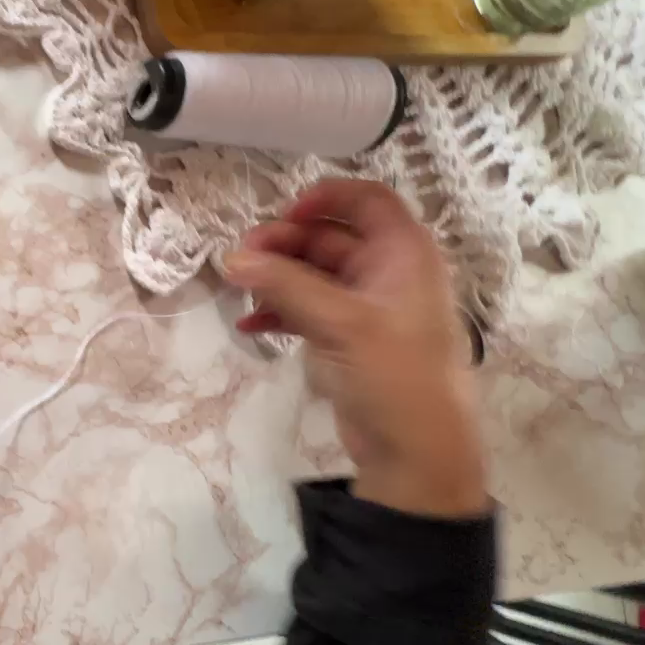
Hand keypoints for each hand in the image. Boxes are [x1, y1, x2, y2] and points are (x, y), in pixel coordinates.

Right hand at [226, 180, 488, 517]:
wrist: (413, 445)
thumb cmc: (394, 373)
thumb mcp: (340, 323)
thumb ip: (285, 286)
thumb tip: (230, 258)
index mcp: (402, 254)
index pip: (365, 200)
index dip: (323, 198)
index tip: (279, 216)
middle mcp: (383, 272)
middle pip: (326, 236)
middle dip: (281, 244)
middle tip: (240, 260)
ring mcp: (361, 306)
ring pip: (308, 274)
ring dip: (272, 277)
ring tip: (238, 290)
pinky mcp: (342, 337)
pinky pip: (302, 309)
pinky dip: (275, 312)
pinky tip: (248, 326)